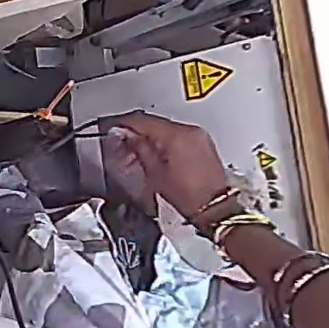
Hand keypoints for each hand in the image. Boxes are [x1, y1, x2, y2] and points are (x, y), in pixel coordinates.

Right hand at [104, 112, 231, 223]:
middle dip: (138, 129)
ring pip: (167, 127)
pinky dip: (166, 139)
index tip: (115, 127)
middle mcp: (190, 131)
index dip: (125, 123)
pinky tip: (158, 151)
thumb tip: (128, 135)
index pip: (144, 120)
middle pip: (156, 122)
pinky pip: (179, 134)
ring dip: (152, 134)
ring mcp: (199, 136)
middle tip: (123, 138)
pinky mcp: (203, 142)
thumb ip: (139, 148)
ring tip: (139, 147)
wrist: (213, 207)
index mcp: (177, 136)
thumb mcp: (154, 172)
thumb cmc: (188, 195)